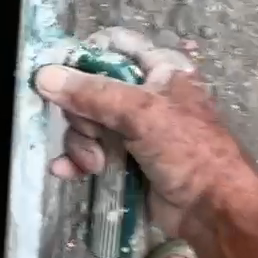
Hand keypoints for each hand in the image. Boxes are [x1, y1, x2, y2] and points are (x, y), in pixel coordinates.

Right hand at [35, 28, 257, 238]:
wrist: (213, 212)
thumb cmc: (188, 151)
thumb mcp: (141, 114)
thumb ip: (92, 94)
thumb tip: (43, 76)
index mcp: (158, 69)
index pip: (114, 45)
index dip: (85, 55)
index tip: (59, 74)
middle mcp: (144, 94)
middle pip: (91, 87)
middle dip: (81, 113)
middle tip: (91, 133)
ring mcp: (134, 129)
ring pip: (87, 122)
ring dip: (81, 143)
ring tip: (94, 164)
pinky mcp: (125, 159)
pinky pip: (90, 150)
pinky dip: (77, 160)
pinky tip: (66, 172)